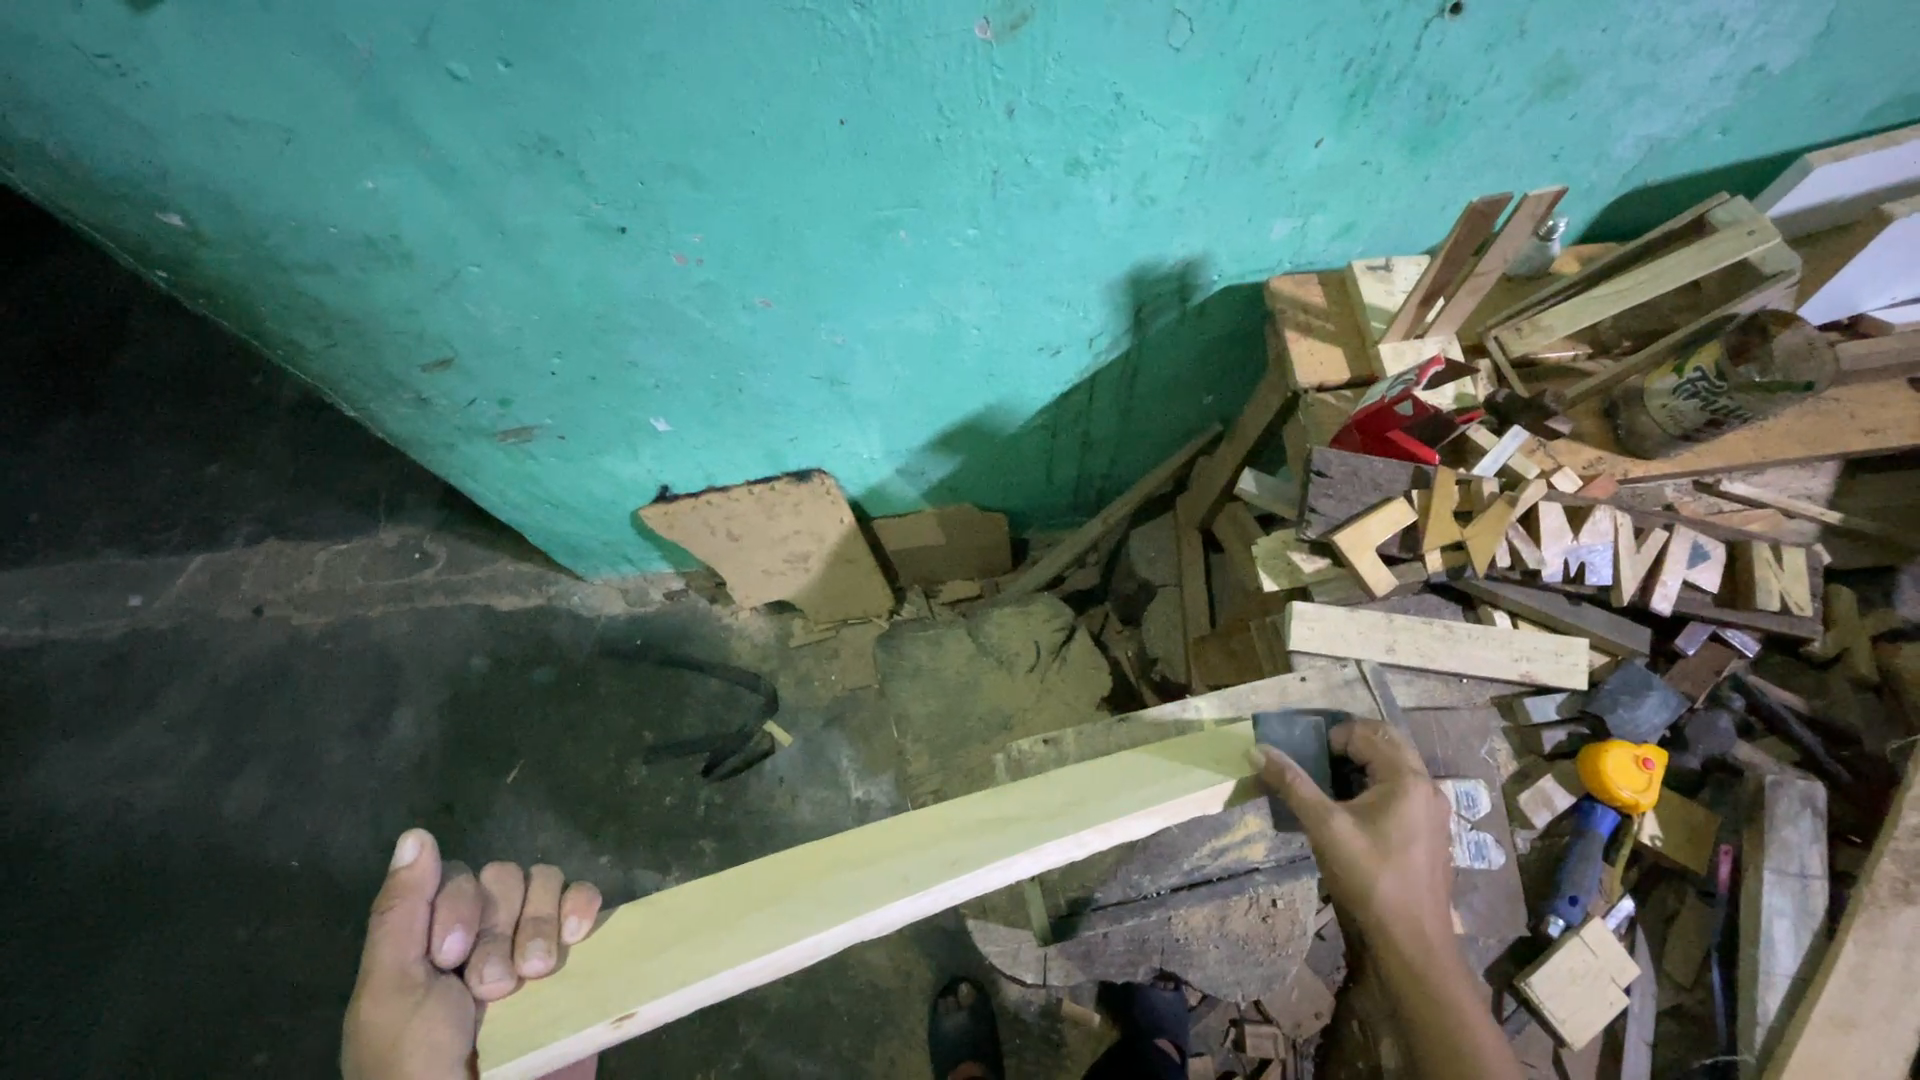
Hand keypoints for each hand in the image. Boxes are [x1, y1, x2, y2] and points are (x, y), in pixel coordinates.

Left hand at [341, 829, 604, 1079]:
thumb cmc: (419, 1069)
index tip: (447, 960)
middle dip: (500, 928)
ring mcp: (535, 942)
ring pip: (544, 881)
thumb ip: (400, 913)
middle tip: (493, 986)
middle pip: (503, 876)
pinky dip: (582, 904)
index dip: (457, 907)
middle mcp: (484, 934)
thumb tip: (416, 833)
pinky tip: (577, 933)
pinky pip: (586, 899)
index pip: (455, 876)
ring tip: (536, 974)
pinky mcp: (580, 954)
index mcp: (431, 942)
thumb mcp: (389, 996)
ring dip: (538, 923)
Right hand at [1249, 719, 1452, 937]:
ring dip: (1362, 763)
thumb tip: (1258, 750)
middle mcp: (1427, 786)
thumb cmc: (1369, 877)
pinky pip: (1402, 789)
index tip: (1306, 758)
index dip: (1331, 738)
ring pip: (1396, 766)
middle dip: (1349, 743)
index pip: (1366, 733)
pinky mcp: (1430, 830)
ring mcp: (1433, 810)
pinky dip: (1375, 784)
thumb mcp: (1324, 826)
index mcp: (1406, 778)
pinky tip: (1351, 810)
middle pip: (1387, 742)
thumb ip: (1292, 783)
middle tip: (1316, 759)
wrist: (1412, 941)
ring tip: (1328, 783)